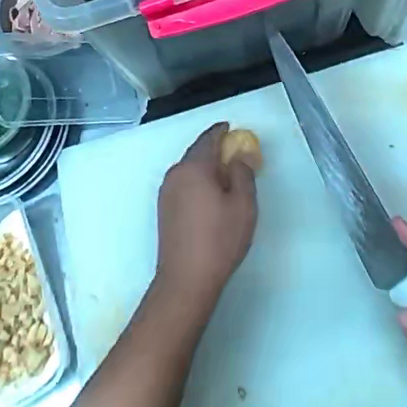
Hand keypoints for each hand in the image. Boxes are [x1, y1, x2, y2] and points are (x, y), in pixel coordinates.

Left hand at [152, 123, 258, 313]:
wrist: (186, 277)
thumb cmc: (220, 239)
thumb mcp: (243, 204)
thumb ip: (243, 173)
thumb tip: (239, 155)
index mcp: (194, 167)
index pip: (208, 139)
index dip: (221, 131)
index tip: (231, 128)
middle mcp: (175, 173)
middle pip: (196, 152)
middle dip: (213, 148)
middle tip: (233, 152)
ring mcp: (166, 191)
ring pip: (188, 168)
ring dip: (204, 166)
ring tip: (224, 174)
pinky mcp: (163, 208)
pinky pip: (182, 183)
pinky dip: (196, 180)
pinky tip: (208, 193)